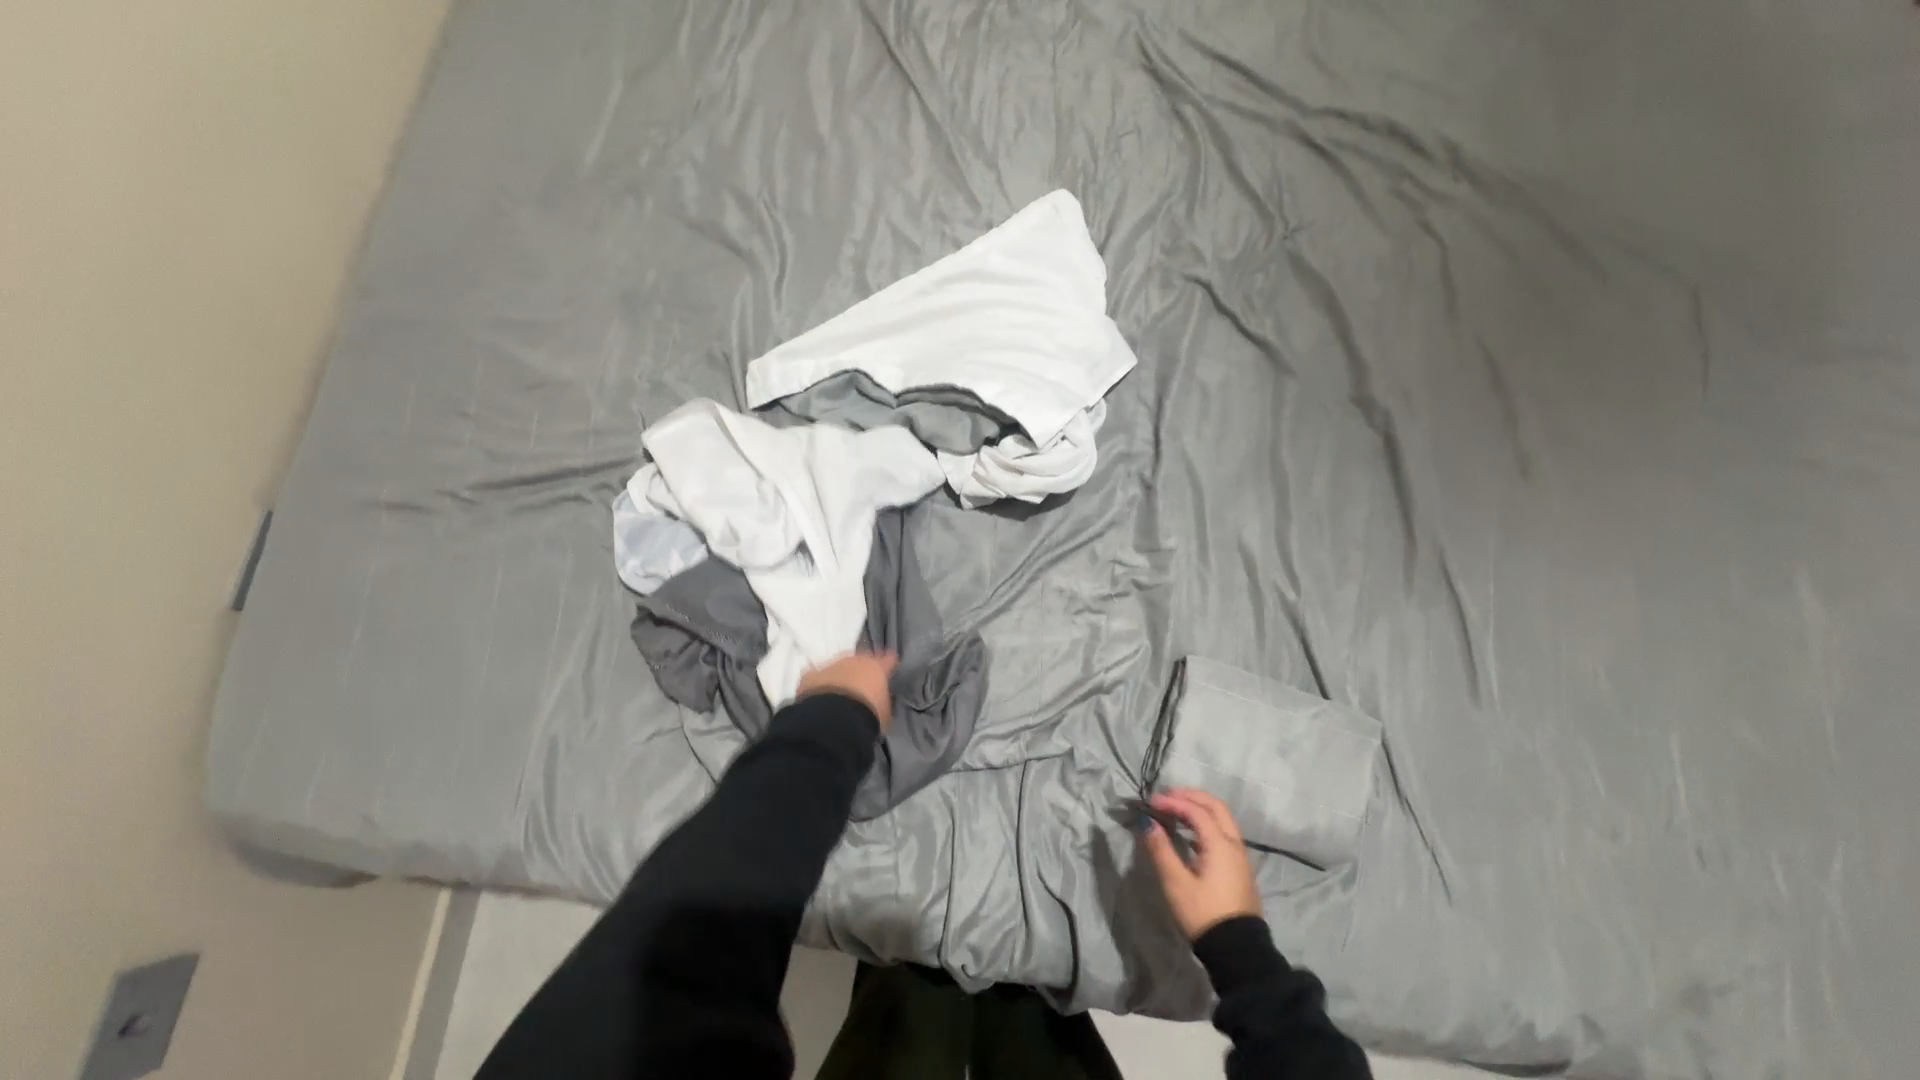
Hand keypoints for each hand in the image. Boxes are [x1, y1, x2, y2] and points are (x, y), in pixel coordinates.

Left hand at [796, 651, 896, 731]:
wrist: (835, 718)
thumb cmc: (868, 715)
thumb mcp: (885, 711)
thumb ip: (884, 700)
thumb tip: (880, 698)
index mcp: (877, 667)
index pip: (888, 660)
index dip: (888, 664)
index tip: (889, 668)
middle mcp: (855, 660)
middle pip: (861, 660)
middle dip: (861, 670)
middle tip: (862, 686)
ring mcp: (832, 665)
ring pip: (838, 666)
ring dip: (840, 676)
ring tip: (839, 693)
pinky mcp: (811, 675)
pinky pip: (817, 676)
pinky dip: (819, 683)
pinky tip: (818, 694)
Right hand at [1140, 788, 1262, 941]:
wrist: (1237, 950)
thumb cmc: (1203, 914)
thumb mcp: (1176, 883)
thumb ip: (1160, 849)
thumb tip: (1147, 822)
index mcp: (1220, 843)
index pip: (1195, 811)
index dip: (1172, 802)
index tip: (1150, 801)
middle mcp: (1234, 843)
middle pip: (1215, 807)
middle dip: (1190, 797)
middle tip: (1166, 796)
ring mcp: (1240, 856)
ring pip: (1222, 819)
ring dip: (1199, 809)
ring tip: (1175, 811)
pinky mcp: (1239, 868)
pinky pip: (1223, 833)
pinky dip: (1206, 823)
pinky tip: (1190, 835)